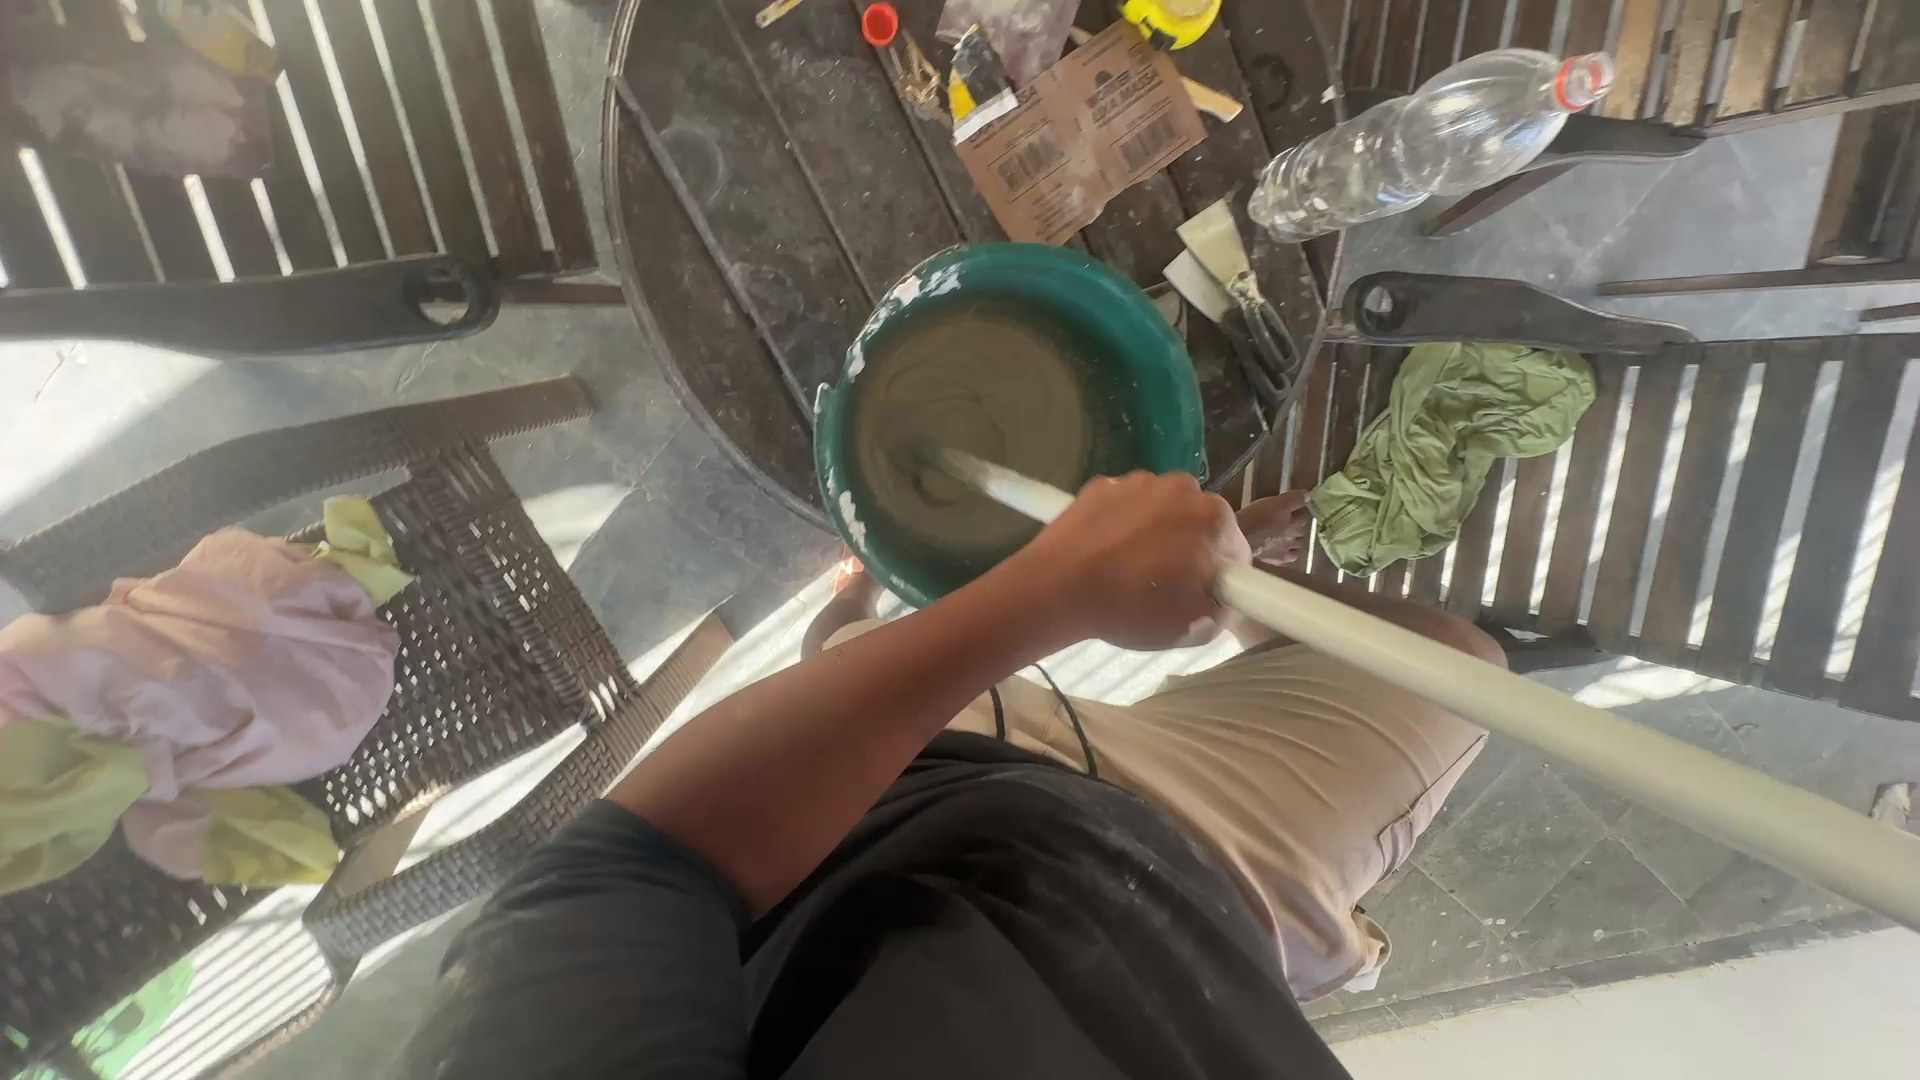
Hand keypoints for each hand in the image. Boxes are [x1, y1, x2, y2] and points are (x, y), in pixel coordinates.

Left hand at [1005, 471, 1250, 649]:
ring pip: (1158, 510)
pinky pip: (1121, 507)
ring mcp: (1136, 481)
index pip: (1233, 549)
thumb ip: (1225, 607)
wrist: (1058, 587)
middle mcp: (1181, 486)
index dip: (1220, 577)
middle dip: (1186, 549)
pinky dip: (1118, 524)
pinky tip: (1102, 552)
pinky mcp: (1100, 485)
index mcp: (1214, 517)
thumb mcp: (1196, 628)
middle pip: (1195, 523)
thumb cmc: (1133, 607)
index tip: (1198, 595)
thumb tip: (1223, 597)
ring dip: (1152, 532)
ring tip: (1127, 570)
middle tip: (1162, 586)